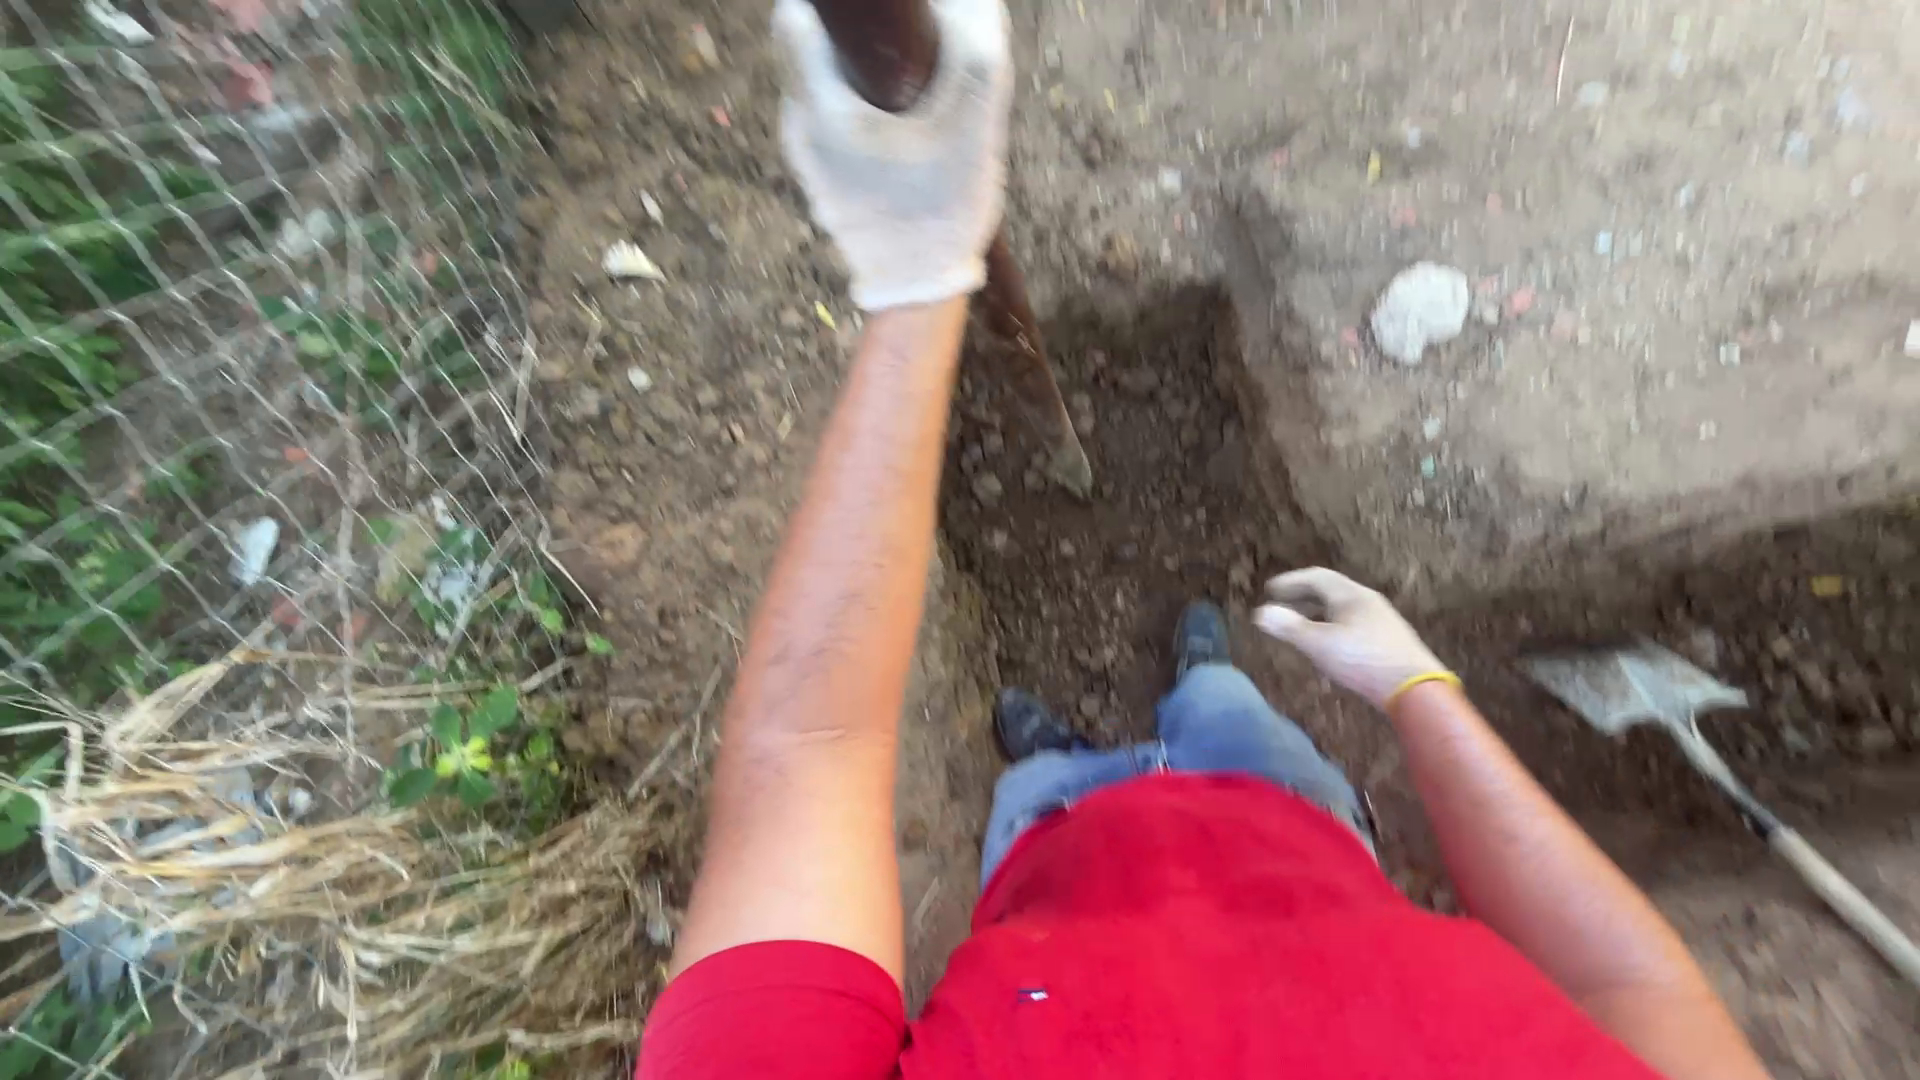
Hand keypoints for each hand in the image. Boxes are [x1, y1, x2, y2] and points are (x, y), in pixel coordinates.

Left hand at [772, 0, 1012, 310]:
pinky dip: (850, 120)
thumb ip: (976, 58)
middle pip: (805, 57)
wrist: (918, 294)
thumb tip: (976, 2)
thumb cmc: (941, 215)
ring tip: (901, 102)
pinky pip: (824, 133)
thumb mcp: (972, 132)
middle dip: (848, 46)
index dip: (834, 10)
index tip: (879, 23)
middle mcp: (801, 133)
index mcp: (825, 110)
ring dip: (849, 84)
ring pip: (814, 96)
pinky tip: (891, 141)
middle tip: (901, 59)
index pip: (793, 21)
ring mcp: (805, 166)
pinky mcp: (817, 189)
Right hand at [1253, 567, 1451, 709]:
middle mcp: (1367, 601)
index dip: (1289, 582)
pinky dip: (1331, 624)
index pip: (1316, 577)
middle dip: (1301, 596)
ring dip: (1316, 612)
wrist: (1416, 690)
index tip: (1269, 590)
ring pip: (1341, 607)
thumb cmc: (1363, 661)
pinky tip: (1328, 644)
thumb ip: (1289, 627)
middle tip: (1280, 604)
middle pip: (1330, 590)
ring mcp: (1381, 620)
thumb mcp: (1318, 645)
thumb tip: (1260, 612)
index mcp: (1350, 596)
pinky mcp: (1388, 639)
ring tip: (1299, 625)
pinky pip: (1352, 621)